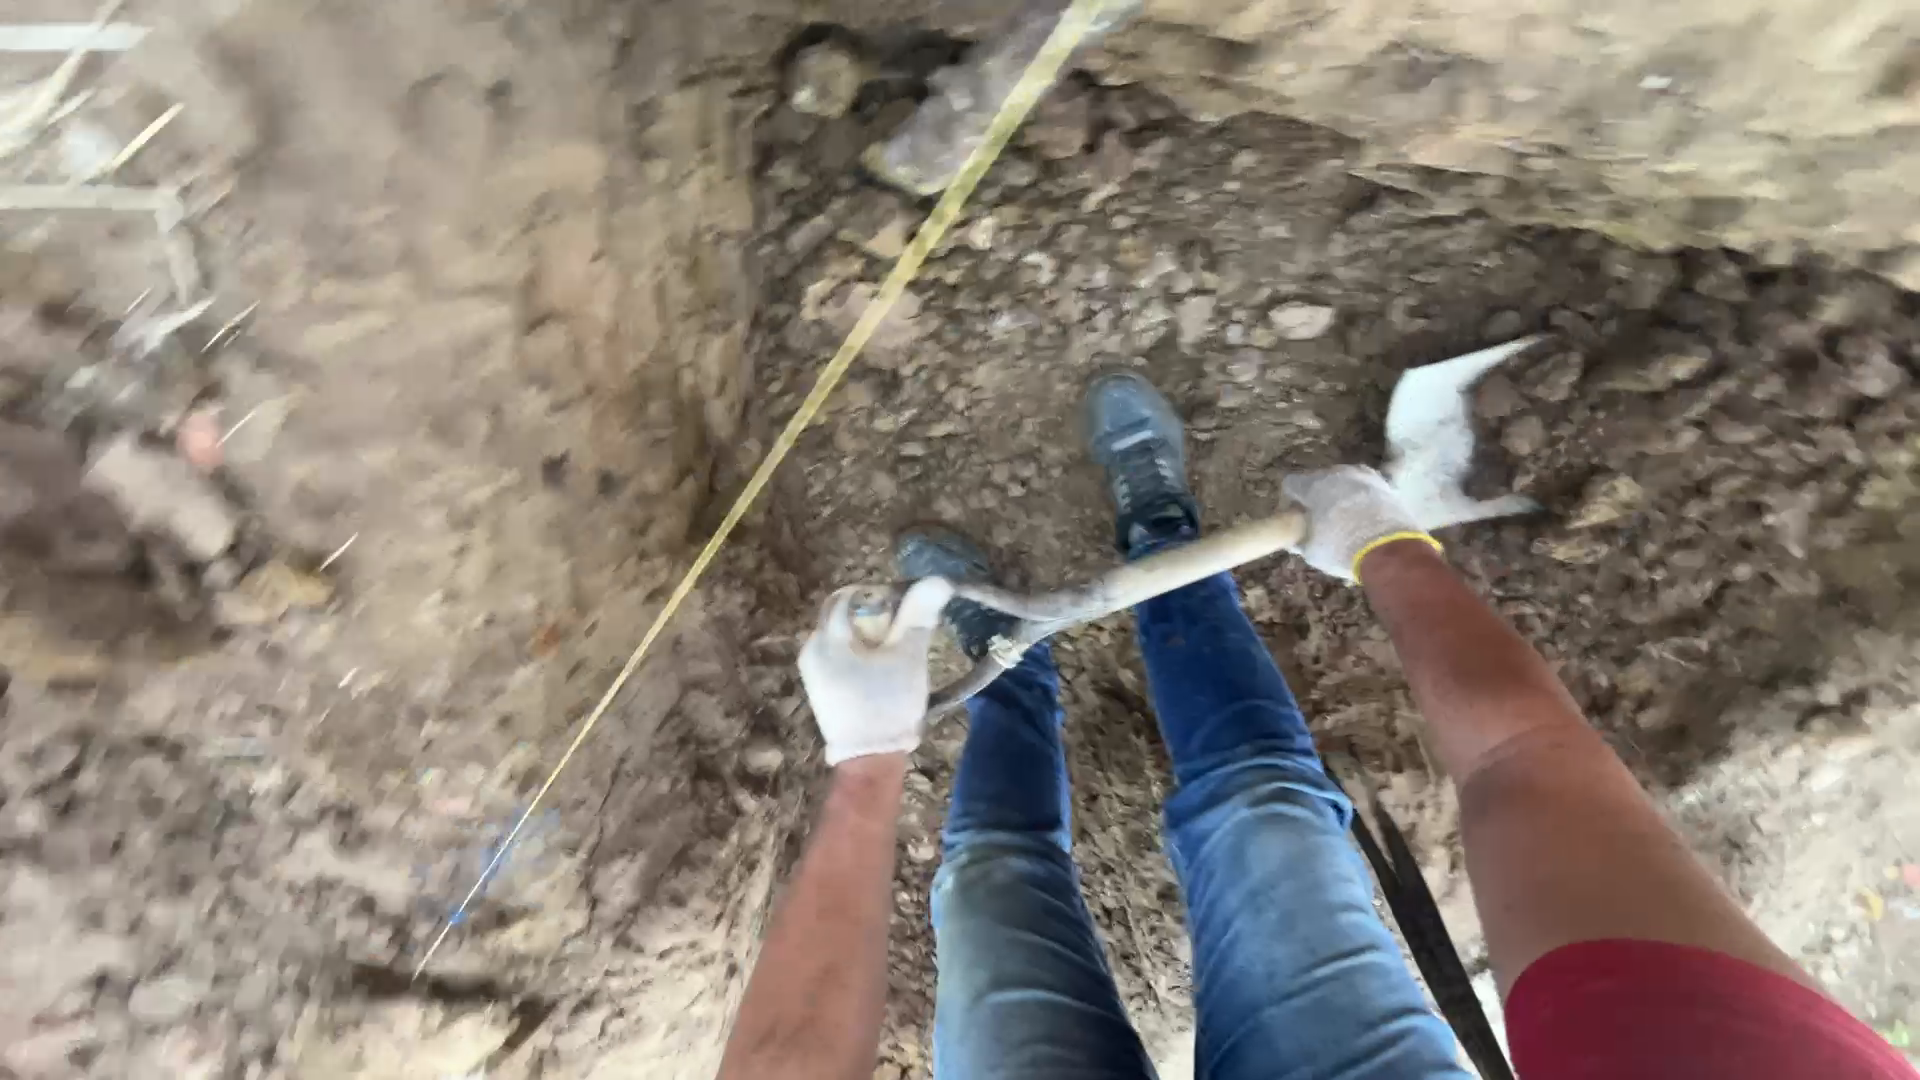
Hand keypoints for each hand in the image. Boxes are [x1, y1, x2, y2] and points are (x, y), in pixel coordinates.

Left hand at [799, 577, 955, 764]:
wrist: (869, 759)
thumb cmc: (889, 704)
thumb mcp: (908, 655)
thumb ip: (920, 615)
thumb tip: (938, 581)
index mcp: (827, 638)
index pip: (848, 596)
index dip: (878, 594)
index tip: (904, 606)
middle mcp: (811, 649)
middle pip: (842, 615)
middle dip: (873, 616)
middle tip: (902, 629)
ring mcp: (811, 670)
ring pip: (841, 635)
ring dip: (867, 635)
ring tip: (894, 651)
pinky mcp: (818, 687)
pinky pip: (837, 655)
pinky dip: (858, 652)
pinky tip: (880, 669)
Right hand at [1281, 465, 1441, 581]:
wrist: (1389, 549)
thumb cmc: (1340, 548)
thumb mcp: (1310, 550)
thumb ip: (1300, 538)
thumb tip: (1296, 538)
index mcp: (1312, 485)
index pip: (1290, 483)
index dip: (1288, 500)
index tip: (1292, 517)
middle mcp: (1337, 473)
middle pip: (1318, 480)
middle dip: (1315, 497)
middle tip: (1317, 519)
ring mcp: (1365, 476)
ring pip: (1344, 481)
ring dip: (1340, 495)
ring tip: (1343, 518)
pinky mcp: (1387, 485)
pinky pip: (1366, 488)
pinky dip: (1362, 499)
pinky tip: (1364, 517)